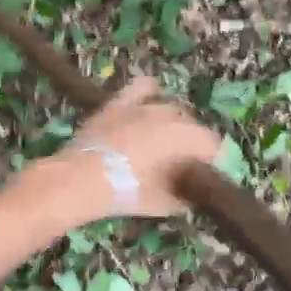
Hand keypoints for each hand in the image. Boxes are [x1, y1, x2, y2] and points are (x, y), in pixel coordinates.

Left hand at [33, 77, 221, 222]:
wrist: (78, 180)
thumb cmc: (126, 193)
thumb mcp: (164, 203)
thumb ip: (184, 197)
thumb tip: (189, 196)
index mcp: (186, 137)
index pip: (212, 145)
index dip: (210, 162)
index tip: (201, 178)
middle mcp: (169, 115)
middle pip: (190, 126)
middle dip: (189, 144)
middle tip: (177, 165)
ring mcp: (141, 106)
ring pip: (169, 108)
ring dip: (171, 123)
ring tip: (161, 142)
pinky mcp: (116, 104)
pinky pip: (141, 87)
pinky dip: (149, 92)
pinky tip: (148, 102)